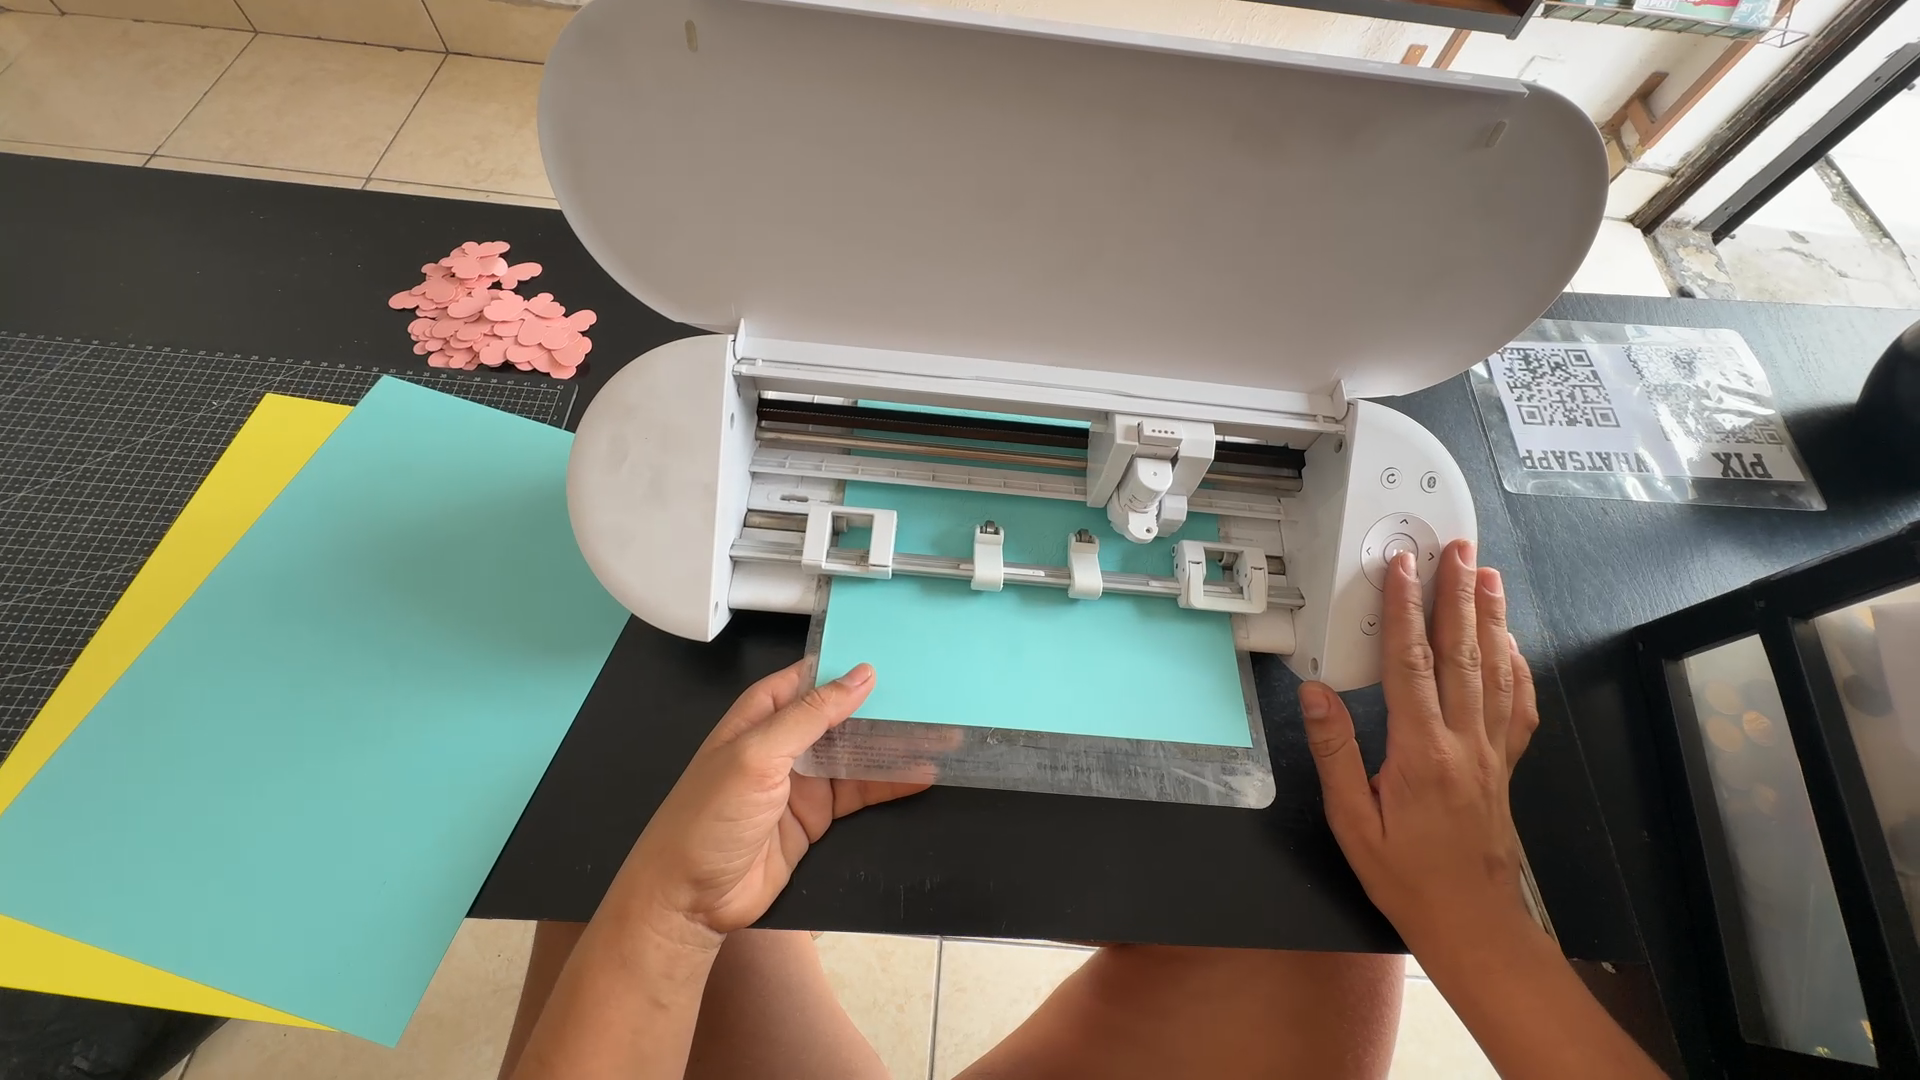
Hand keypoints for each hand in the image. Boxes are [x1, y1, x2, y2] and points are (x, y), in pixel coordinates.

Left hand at [619, 661, 928, 942]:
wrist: (689, 900)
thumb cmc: (710, 815)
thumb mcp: (758, 755)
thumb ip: (811, 715)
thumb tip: (863, 675)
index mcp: (764, 712)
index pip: (816, 676)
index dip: (853, 665)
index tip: (900, 653)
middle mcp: (788, 739)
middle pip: (845, 713)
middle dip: (885, 705)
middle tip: (935, 693)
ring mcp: (805, 777)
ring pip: (859, 752)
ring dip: (895, 744)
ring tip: (943, 732)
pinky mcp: (819, 814)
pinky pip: (862, 790)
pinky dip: (892, 782)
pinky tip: (923, 773)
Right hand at [1297, 540, 1539, 950]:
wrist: (1472, 924)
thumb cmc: (1404, 874)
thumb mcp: (1350, 820)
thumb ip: (1335, 751)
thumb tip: (1316, 693)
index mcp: (1421, 751)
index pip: (1412, 664)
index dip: (1405, 610)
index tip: (1404, 569)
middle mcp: (1465, 742)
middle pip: (1464, 654)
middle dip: (1459, 596)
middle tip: (1460, 551)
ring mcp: (1492, 751)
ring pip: (1497, 672)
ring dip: (1491, 619)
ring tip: (1489, 576)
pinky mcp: (1504, 764)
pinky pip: (1516, 706)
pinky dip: (1515, 665)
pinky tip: (1510, 644)